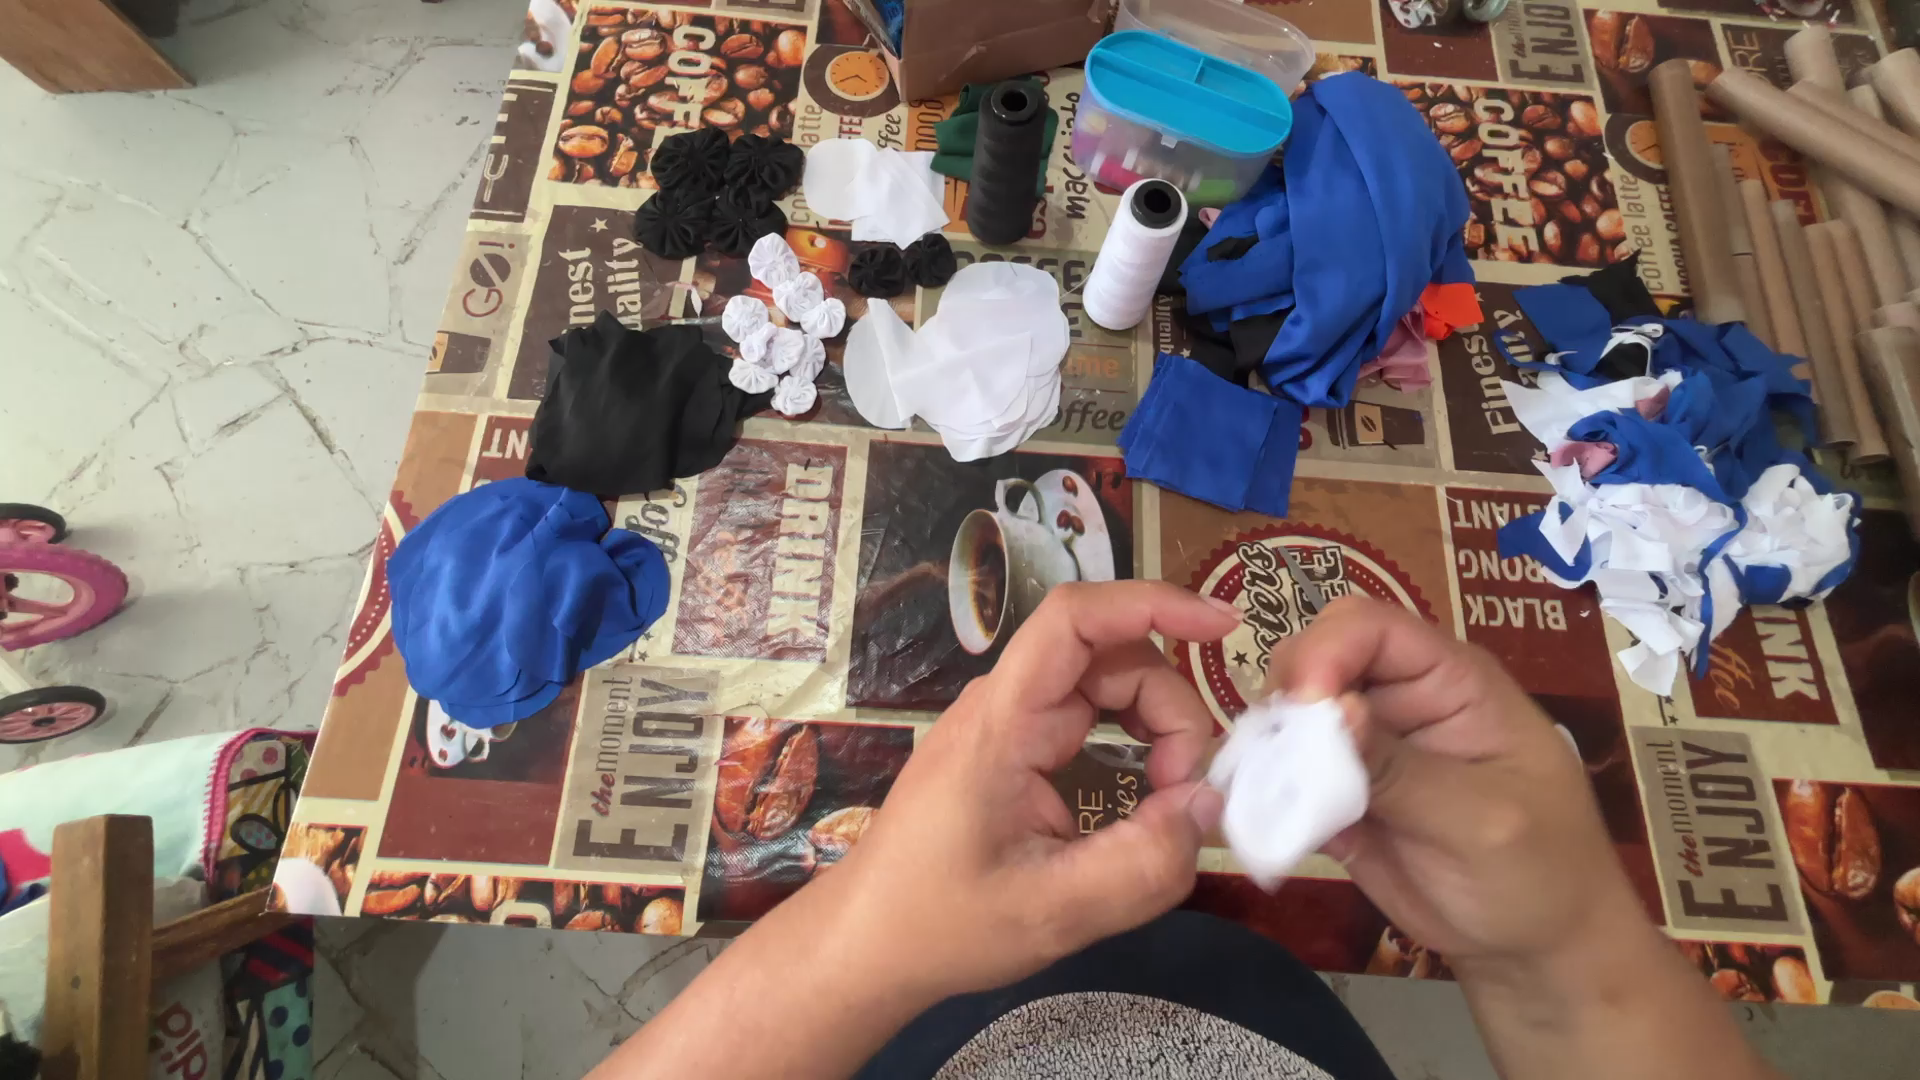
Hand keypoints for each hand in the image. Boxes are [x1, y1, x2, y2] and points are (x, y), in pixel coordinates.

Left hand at [827, 580, 1237, 1000]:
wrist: (871, 936)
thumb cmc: (942, 921)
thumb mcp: (1052, 911)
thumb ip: (1142, 865)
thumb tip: (1209, 803)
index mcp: (1002, 721)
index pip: (1072, 618)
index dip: (1150, 602)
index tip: (1222, 626)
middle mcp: (1006, 701)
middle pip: (1108, 654)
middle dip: (1169, 704)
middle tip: (1188, 790)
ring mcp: (1010, 718)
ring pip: (1105, 680)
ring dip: (1154, 723)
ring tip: (1167, 796)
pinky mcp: (1016, 742)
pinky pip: (1088, 713)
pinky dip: (1133, 738)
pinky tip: (1145, 786)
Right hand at [1263, 595, 1645, 973]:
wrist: (1530, 953)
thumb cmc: (1538, 874)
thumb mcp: (1479, 819)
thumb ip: (1398, 765)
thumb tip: (1330, 708)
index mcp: (1448, 680)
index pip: (1369, 627)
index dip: (1325, 651)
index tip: (1301, 705)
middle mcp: (1395, 694)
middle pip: (1315, 652)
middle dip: (1288, 689)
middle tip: (1279, 746)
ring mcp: (1359, 736)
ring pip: (1288, 703)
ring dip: (1271, 735)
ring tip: (1273, 778)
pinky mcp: (1331, 778)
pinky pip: (1282, 760)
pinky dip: (1265, 775)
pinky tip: (1267, 803)